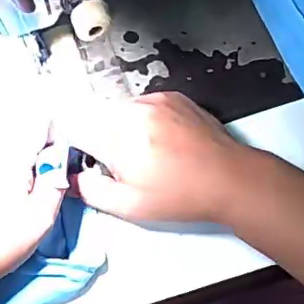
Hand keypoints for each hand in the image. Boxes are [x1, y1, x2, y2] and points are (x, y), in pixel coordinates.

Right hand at [56, 92, 259, 223]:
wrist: (229, 178)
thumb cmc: (185, 195)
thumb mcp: (131, 206)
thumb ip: (92, 192)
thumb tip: (73, 179)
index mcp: (120, 137)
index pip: (74, 127)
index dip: (76, 146)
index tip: (84, 159)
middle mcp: (135, 111)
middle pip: (96, 117)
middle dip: (101, 139)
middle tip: (123, 164)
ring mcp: (155, 100)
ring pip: (118, 111)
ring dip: (121, 129)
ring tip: (147, 155)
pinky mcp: (171, 96)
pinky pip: (142, 105)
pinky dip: (143, 121)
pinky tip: (160, 143)